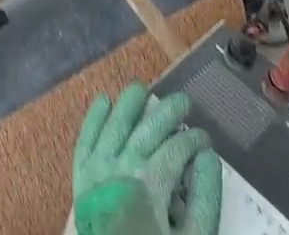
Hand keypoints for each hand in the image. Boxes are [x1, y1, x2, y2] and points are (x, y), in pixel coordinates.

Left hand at [72, 83, 222, 234]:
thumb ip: (205, 200)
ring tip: (141, 88)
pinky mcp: (80, 183)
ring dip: (128, 105)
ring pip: (113, 127)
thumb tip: (208, 158)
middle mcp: (120, 172)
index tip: (206, 141)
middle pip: (146, 129)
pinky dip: (93, 121)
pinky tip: (103, 102)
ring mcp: (96, 175)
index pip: (177, 148)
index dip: (194, 140)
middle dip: (168, 112)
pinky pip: (85, 143)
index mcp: (149, 187)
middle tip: (184, 103)